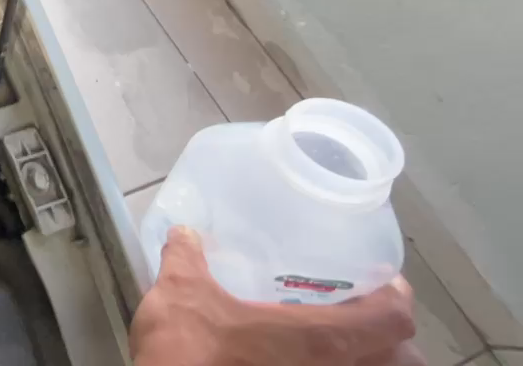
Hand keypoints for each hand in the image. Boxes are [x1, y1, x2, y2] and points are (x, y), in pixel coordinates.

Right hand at [131, 227, 421, 365]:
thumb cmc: (194, 342)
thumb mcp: (181, 288)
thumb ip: (187, 255)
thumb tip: (187, 233)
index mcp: (322, 339)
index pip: (391, 319)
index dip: (393, 294)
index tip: (379, 277)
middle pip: (405, 359)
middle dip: (391, 336)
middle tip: (353, 309)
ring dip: (367, 357)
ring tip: (327, 336)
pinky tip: (296, 357)